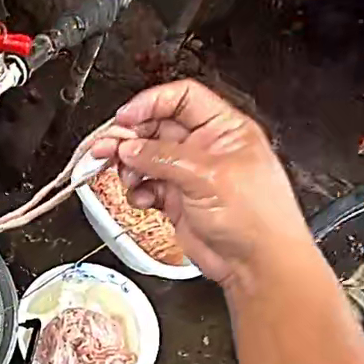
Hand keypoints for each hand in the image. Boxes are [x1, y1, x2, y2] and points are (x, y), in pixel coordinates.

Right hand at [87, 80, 311, 288]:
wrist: (256, 265)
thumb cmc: (257, 218)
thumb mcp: (208, 176)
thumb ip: (163, 157)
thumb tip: (130, 147)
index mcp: (222, 129)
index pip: (181, 99)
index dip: (150, 103)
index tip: (125, 118)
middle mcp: (204, 148)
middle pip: (156, 128)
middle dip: (129, 137)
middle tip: (106, 148)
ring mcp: (188, 174)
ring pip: (146, 158)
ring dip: (129, 166)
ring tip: (125, 177)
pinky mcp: (176, 199)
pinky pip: (146, 186)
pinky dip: (138, 191)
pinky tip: (143, 198)